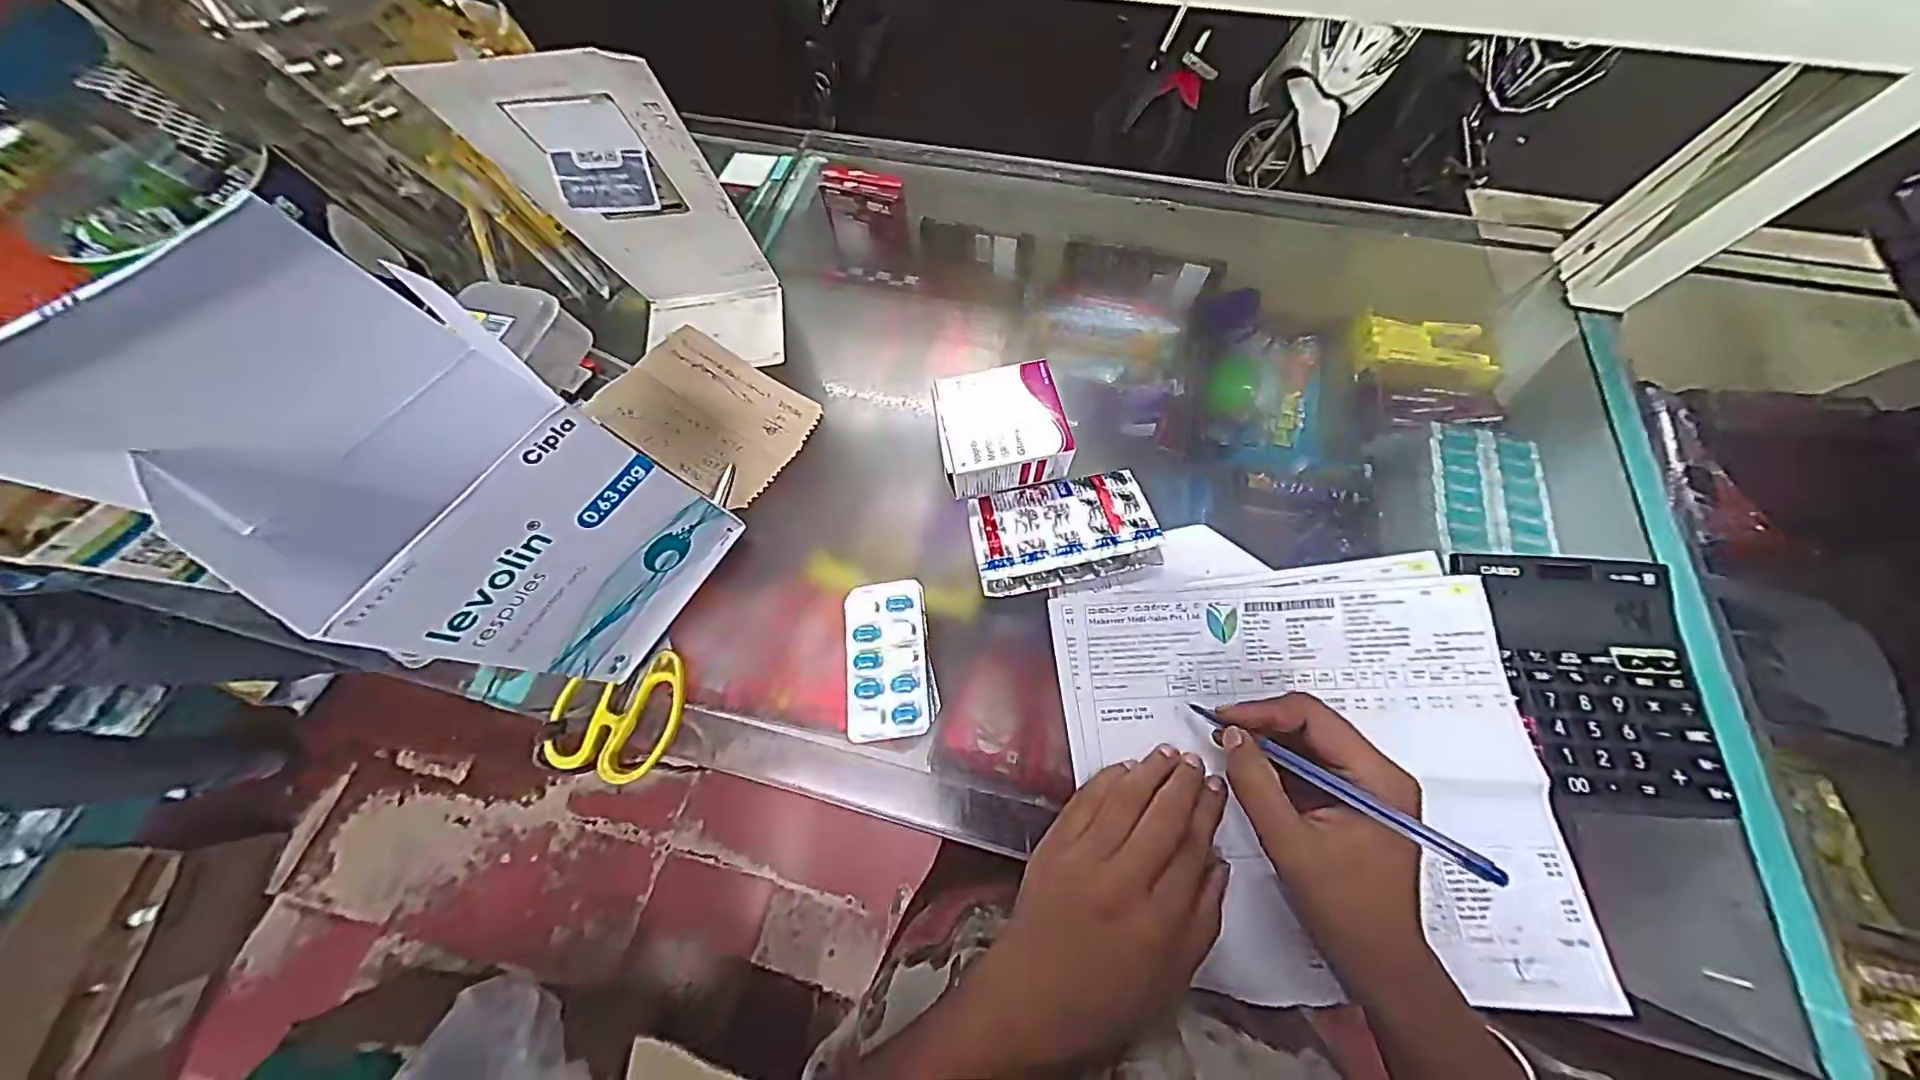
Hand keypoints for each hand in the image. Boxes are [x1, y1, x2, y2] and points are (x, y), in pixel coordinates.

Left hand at [859, 746, 1228, 1077]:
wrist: (1031, 998)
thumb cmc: (1106, 998)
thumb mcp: (1172, 976)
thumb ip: (1203, 919)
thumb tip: (1217, 863)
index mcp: (1158, 919)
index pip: (1192, 847)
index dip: (1208, 812)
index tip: (1216, 790)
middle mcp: (1121, 882)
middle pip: (1162, 816)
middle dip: (1183, 783)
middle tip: (1195, 763)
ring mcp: (1082, 860)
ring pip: (1123, 800)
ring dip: (1148, 771)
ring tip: (1167, 754)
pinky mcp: (1052, 848)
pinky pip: (1084, 802)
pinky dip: (1106, 780)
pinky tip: (1122, 768)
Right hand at [1215, 694, 1423, 984]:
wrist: (1380, 961)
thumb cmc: (1350, 912)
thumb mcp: (1290, 843)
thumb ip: (1256, 783)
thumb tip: (1232, 737)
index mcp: (1377, 779)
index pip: (1313, 718)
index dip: (1263, 713)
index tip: (1225, 718)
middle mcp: (1377, 776)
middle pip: (1311, 726)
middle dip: (1262, 725)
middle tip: (1221, 730)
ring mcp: (1365, 788)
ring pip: (1307, 745)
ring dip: (1267, 744)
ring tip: (1229, 748)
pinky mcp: (1350, 800)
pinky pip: (1307, 768)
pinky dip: (1276, 766)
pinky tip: (1250, 771)